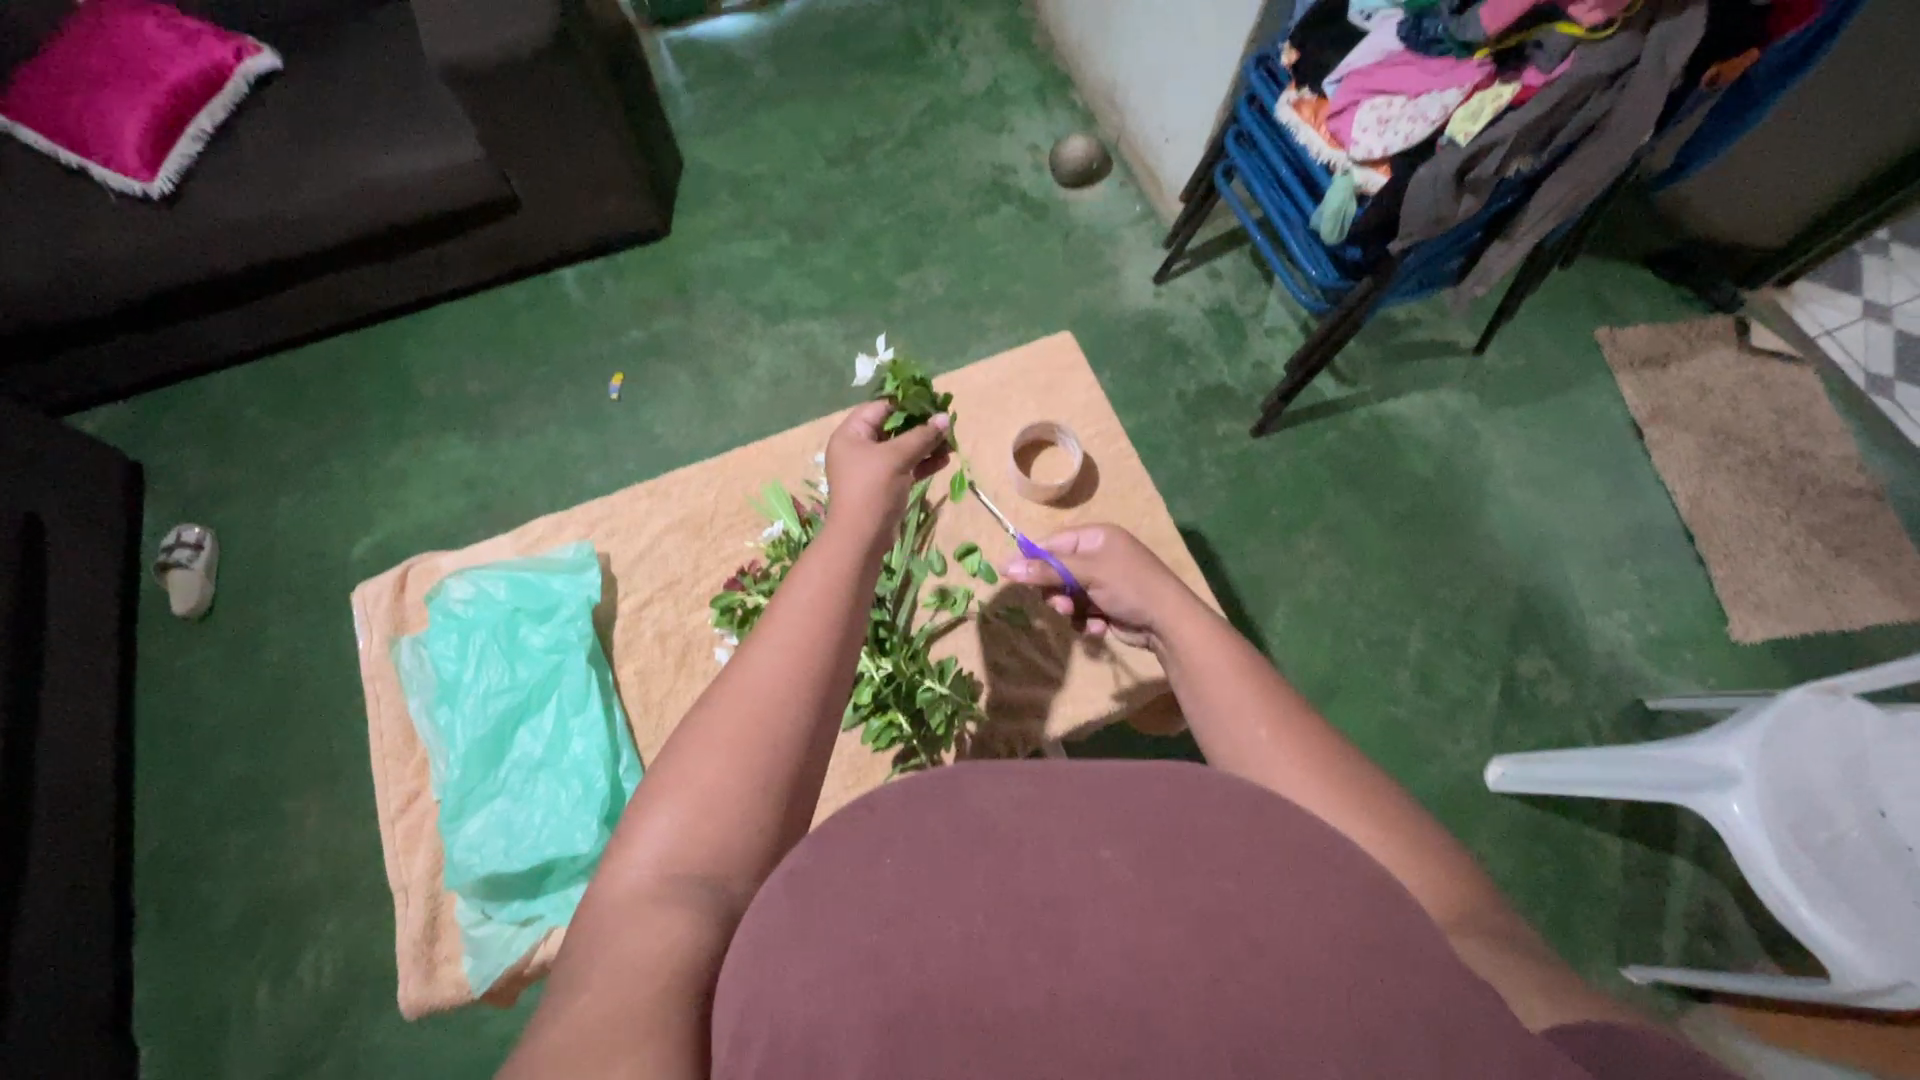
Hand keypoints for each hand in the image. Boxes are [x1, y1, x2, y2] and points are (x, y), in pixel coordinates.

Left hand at [824, 402, 952, 538]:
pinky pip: (905, 467)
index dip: (906, 403)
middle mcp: (858, 448)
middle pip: (893, 428)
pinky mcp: (884, 485)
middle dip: (920, 426)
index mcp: (851, 434)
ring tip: (951, 443)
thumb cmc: (872, 489)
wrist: (862, 538)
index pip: (879, 408)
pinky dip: (922, 463)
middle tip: (946, 423)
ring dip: (925, 445)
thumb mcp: (897, 458)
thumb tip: (946, 417)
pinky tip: (944, 460)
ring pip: (902, 449)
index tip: (932, 402)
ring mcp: (871, 468)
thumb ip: (922, 436)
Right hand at [1001, 525, 1196, 648]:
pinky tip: (1098, 627)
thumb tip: (1004, 566)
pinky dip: (1085, 621)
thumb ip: (1046, 570)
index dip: (1034, 560)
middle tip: (1060, 604)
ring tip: (1080, 616)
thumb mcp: (1087, 574)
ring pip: (1066, 595)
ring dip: (1069, 608)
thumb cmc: (1129, 586)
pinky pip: (1081, 611)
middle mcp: (1099, 556)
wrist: (1169, 622)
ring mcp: (1104, 582)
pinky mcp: (1107, 606)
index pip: (1053, 543)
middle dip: (1055, 591)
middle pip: (1057, 571)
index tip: (1013, 576)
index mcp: (1096, 537)